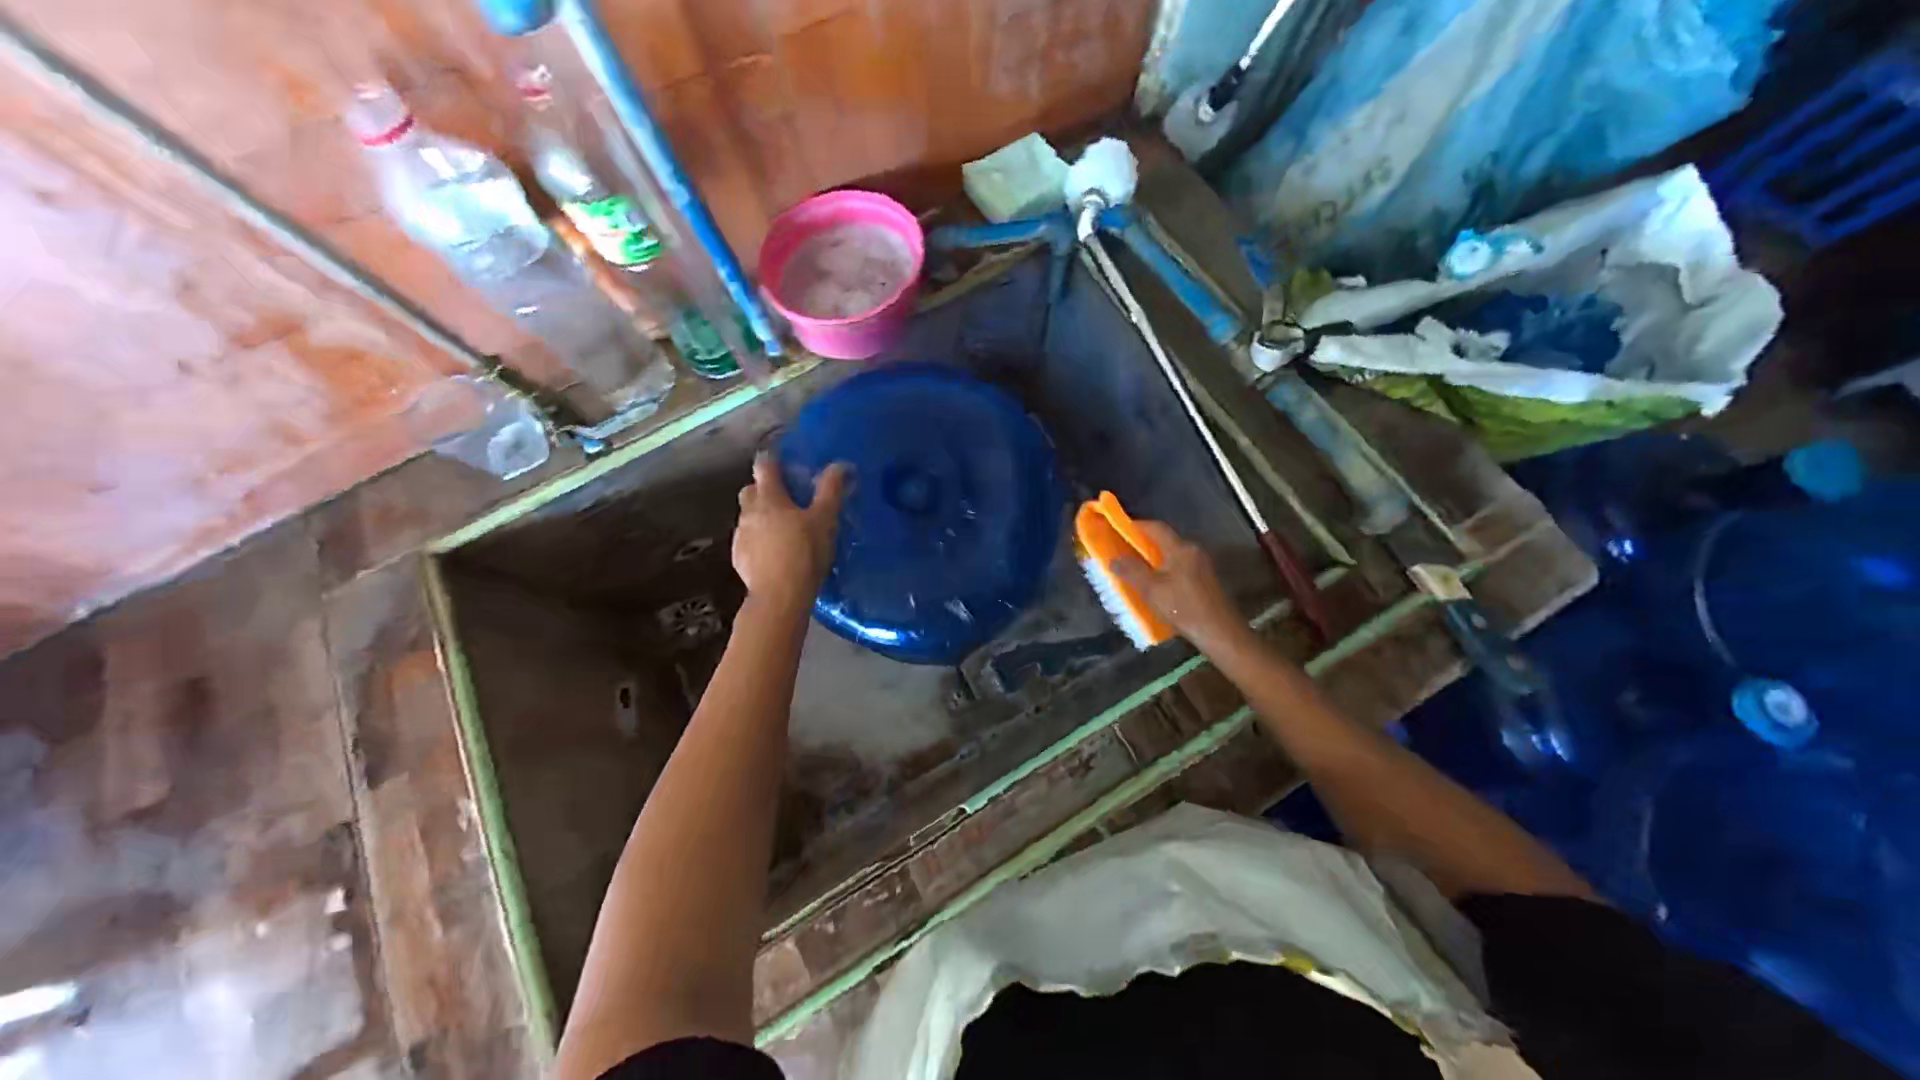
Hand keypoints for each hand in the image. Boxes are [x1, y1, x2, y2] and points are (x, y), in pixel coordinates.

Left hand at [733, 455, 849, 609]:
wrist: (779, 596)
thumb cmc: (804, 552)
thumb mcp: (825, 519)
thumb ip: (831, 490)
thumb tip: (840, 465)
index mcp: (769, 497)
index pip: (765, 466)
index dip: (773, 458)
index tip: (782, 458)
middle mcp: (749, 512)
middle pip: (751, 490)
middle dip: (764, 488)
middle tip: (785, 496)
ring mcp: (740, 536)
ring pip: (748, 516)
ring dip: (761, 516)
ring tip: (783, 527)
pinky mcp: (739, 558)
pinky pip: (748, 540)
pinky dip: (758, 540)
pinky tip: (775, 552)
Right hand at [1111, 521, 1248, 650]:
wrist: (1219, 632)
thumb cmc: (1183, 608)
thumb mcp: (1151, 590)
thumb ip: (1131, 571)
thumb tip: (1113, 558)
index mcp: (1180, 549)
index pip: (1155, 527)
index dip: (1136, 525)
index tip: (1118, 529)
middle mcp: (1193, 550)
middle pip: (1164, 539)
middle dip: (1143, 542)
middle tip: (1123, 549)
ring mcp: (1201, 564)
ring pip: (1171, 553)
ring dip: (1153, 556)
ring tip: (1135, 566)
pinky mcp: (1204, 578)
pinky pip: (1179, 565)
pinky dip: (1163, 567)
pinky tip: (1155, 582)